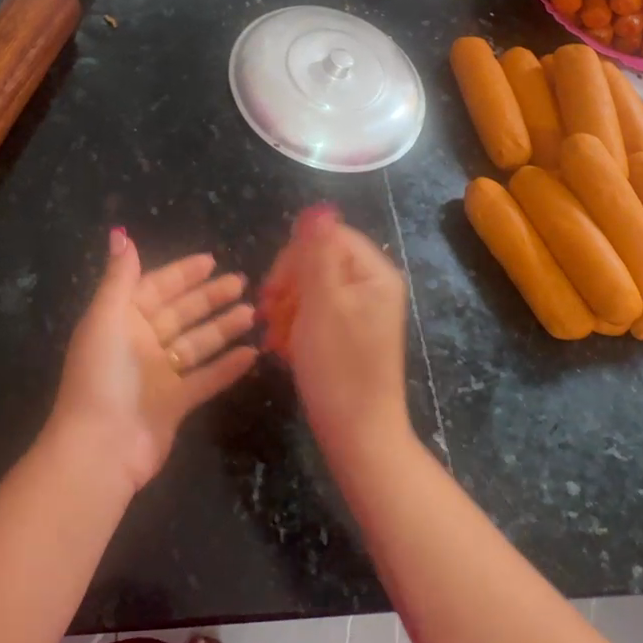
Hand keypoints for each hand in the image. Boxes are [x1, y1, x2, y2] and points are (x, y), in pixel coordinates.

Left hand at [49, 228, 258, 490]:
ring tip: (253, 313)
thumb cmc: (101, 374)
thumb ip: (119, 277)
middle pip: (180, 313)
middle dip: (209, 297)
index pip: (156, 288)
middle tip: (242, 282)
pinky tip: (252, 353)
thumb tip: (120, 233)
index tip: (211, 260)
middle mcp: (141, 344)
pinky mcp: (176, 405)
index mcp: (121, 320)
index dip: (182, 274)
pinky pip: (206, 379)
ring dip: (223, 328)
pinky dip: (227, 367)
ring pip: (197, 344)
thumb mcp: (105, 317)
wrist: (100, 446)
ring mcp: (160, 375)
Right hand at [286, 212, 413, 459]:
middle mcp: (373, 286)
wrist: (358, 436)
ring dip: (287, 308)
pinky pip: (317, 314)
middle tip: (268, 316)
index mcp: (374, 273)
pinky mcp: (350, 335)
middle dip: (288, 285)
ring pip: (312, 288)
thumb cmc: (339, 369)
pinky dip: (296, 327)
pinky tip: (284, 349)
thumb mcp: (322, 304)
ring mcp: (362, 312)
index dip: (294, 258)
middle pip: (318, 260)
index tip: (272, 290)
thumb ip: (318, 253)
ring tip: (274, 338)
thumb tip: (318, 206)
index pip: (327, 237)